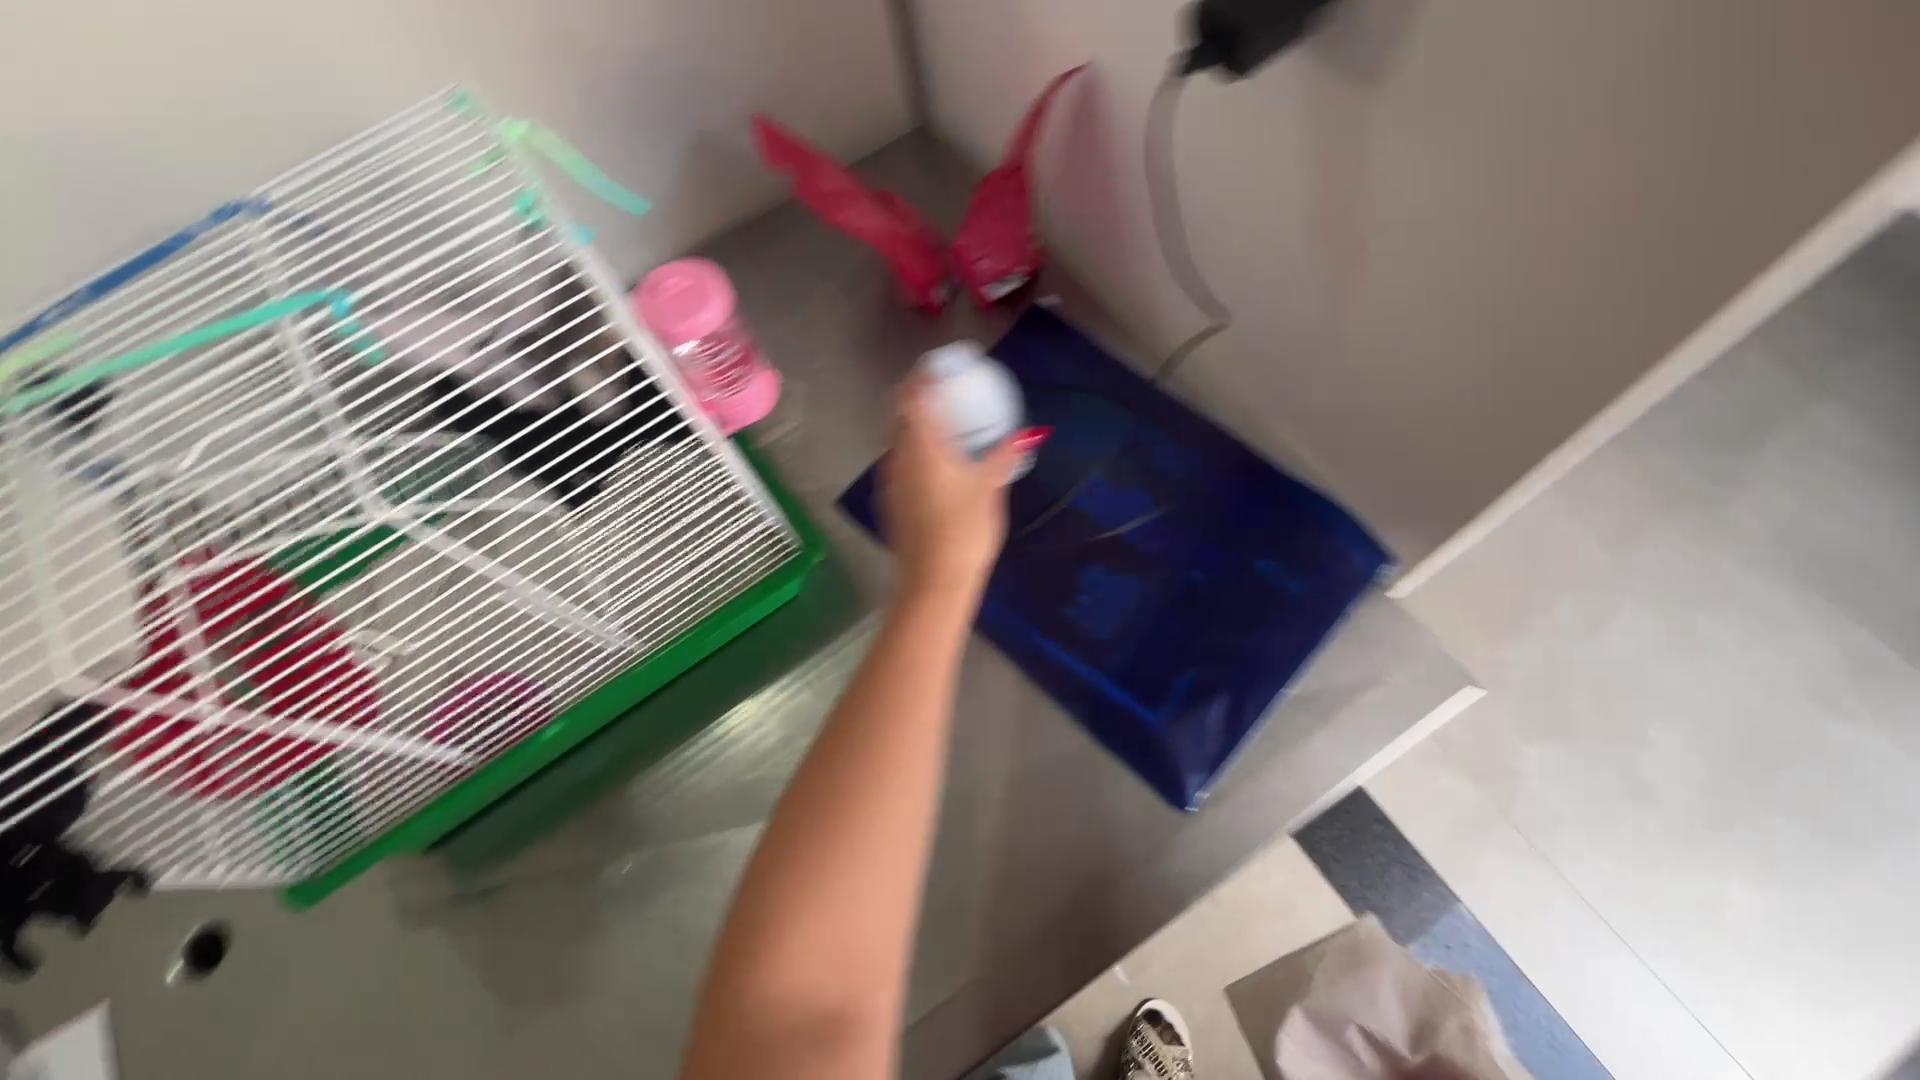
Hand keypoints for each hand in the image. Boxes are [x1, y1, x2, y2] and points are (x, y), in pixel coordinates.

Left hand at [880, 375, 1029, 600]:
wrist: (934, 581)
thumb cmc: (964, 529)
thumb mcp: (990, 488)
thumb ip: (1003, 456)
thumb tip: (1025, 435)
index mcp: (922, 444)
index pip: (913, 396)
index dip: (922, 378)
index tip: (936, 370)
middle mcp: (898, 457)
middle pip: (901, 417)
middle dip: (918, 402)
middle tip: (942, 398)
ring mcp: (889, 482)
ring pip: (898, 443)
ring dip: (915, 431)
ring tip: (941, 433)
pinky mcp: (889, 504)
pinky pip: (899, 466)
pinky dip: (913, 456)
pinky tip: (934, 471)